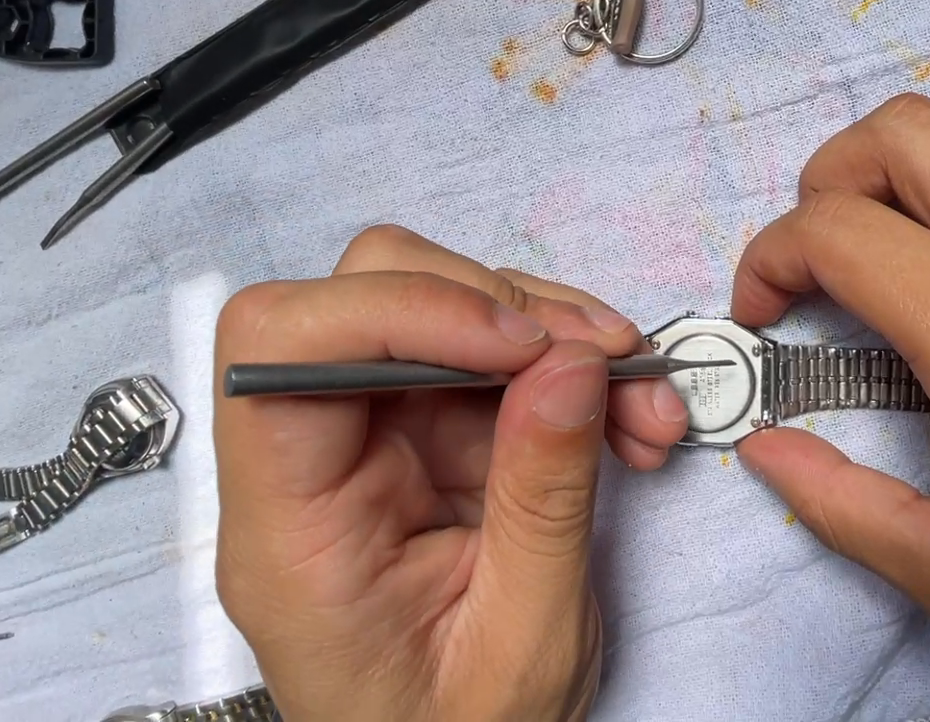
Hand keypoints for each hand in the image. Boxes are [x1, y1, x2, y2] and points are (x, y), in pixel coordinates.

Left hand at [213, 226, 690, 721]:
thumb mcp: (523, 642)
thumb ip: (545, 501)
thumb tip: (575, 360)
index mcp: (291, 524)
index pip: (283, 344)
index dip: (405, 308)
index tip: (528, 347)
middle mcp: (323, 450)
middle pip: (373, 288)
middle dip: (508, 307)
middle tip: (610, 359)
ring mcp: (382, 426)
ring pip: (454, 302)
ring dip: (564, 334)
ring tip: (645, 402)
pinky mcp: (438, 421)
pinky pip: (505, 349)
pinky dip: (577, 363)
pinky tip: (631, 415)